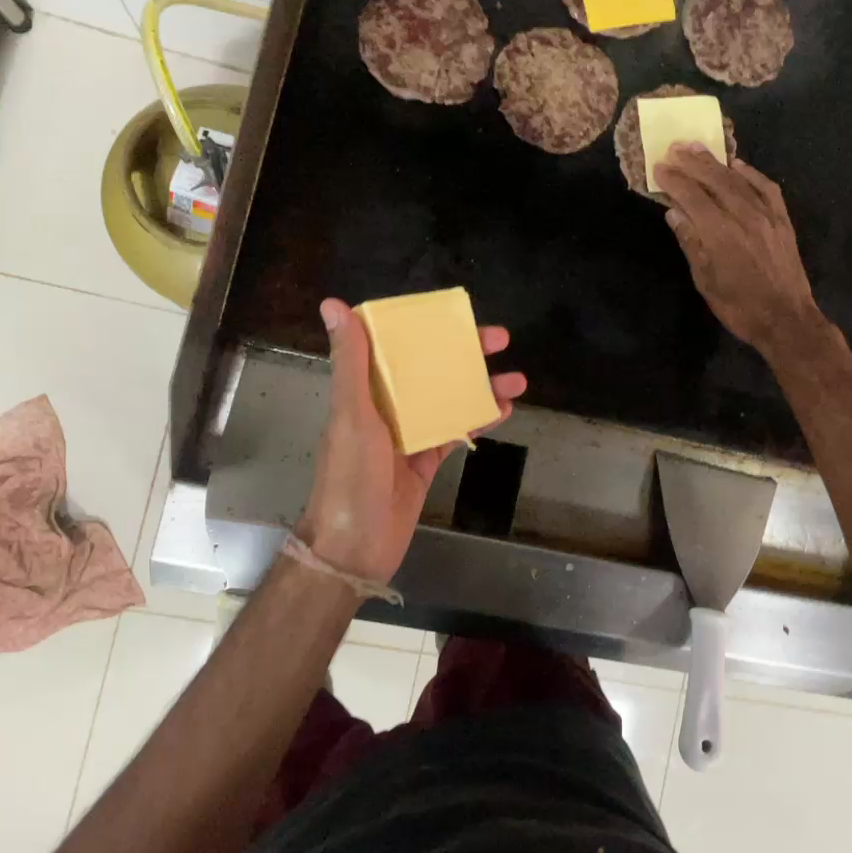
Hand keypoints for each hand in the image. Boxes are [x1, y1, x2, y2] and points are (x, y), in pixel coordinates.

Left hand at [295, 298, 526, 583]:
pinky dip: (477, 420)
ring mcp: (406, 437)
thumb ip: (351, 362)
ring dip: (480, 386)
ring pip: (447, 400)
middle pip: (427, 370)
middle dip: (464, 353)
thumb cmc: (349, 478)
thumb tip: (333, 304)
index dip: (424, 327)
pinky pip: (453, 433)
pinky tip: (503, 410)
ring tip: (518, 378)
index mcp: (363, 391)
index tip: (455, 314)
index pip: (394, 346)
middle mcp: (385, 408)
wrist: (354, 548)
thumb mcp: (351, 415)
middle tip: (501, 339)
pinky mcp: (423, 463)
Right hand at [655, 145, 827, 359]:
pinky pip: (765, 187)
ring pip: (738, 179)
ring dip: (716, 162)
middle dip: (692, 163)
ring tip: (697, 149)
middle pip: (714, 180)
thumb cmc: (739, 307)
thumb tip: (674, 213)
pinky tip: (737, 164)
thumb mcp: (705, 281)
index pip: (692, 197)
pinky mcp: (782, 219)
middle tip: (674, 148)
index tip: (659, 168)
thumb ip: (691, 243)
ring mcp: (767, 215)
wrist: (786, 319)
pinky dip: (749, 172)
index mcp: (719, 234)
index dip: (674, 180)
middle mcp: (743, 216)